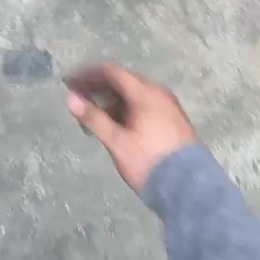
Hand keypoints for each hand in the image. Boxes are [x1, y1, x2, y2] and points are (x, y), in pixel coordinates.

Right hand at [65, 63, 198, 193]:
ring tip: (94, 118)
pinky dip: (126, 109)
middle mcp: (159, 93)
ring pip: (134, 94)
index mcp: (145, 93)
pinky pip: (144, 104)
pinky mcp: (173, 119)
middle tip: (79, 101)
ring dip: (112, 100)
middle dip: (98, 88)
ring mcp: (168, 106)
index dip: (88, 74)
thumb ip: (93, 118)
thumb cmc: (149, 162)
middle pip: (123, 81)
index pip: (111, 71)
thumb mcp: (117, 142)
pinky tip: (116, 125)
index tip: (69, 83)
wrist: (190, 188)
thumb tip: (70, 98)